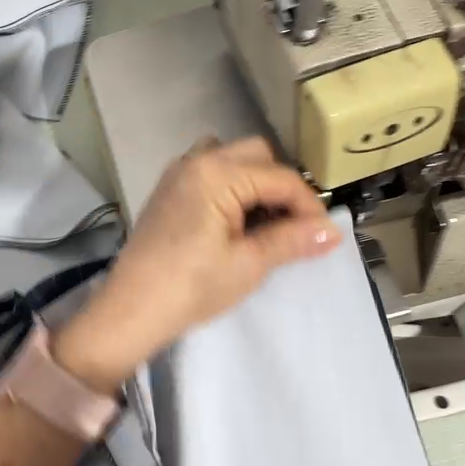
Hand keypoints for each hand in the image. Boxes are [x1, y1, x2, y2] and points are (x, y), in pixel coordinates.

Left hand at [53, 136, 338, 389]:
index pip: (279, 177)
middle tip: (294, 227)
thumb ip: (291, 240)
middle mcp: (195, 161)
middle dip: (281, 186)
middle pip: (256, 155)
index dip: (308, 205)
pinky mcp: (167, 191)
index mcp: (216, 173)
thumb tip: (332, 231)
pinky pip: (208, 173)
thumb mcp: (248, 264)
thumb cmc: (191, 287)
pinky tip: (237, 224)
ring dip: (255, 182)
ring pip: (231, 159)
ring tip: (265, 223)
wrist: (132, 310)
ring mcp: (177, 174)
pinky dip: (230, 188)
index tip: (323, 235)